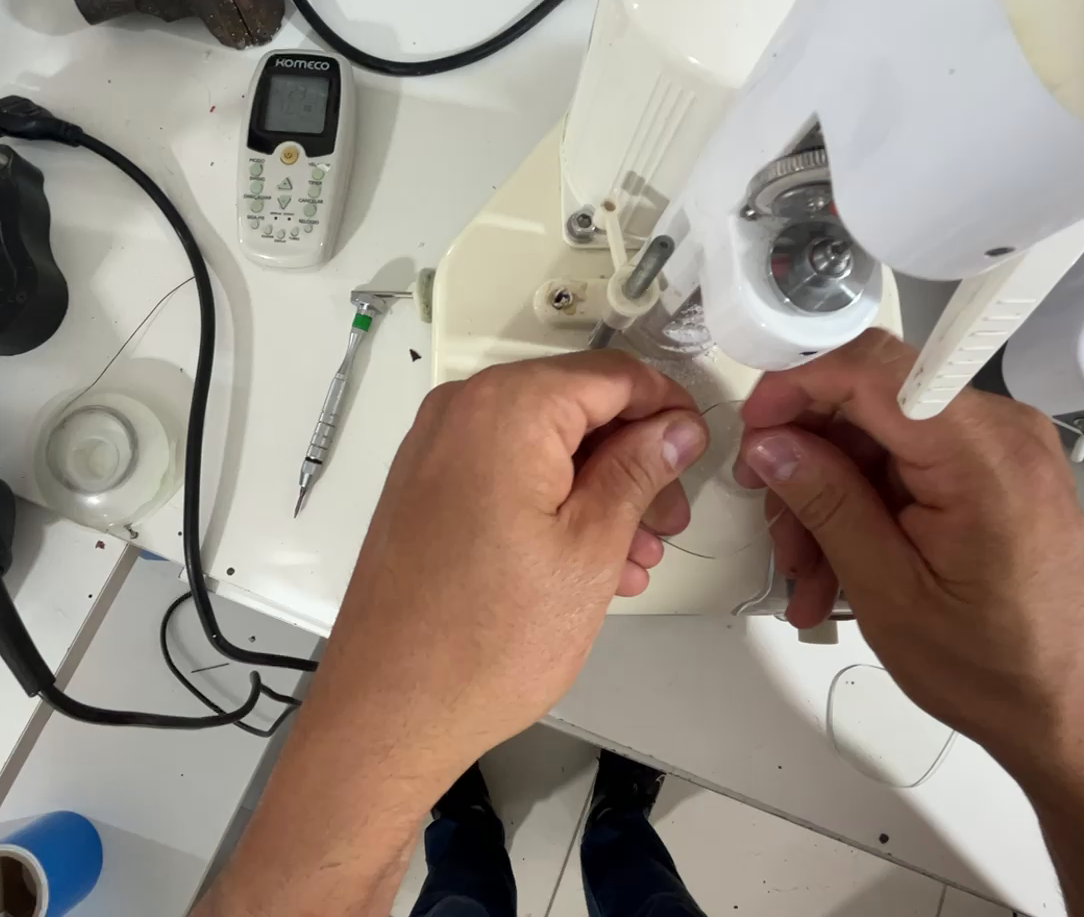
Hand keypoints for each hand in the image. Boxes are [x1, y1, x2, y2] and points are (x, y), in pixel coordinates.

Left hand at [312, 351, 707, 781]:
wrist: (388, 709)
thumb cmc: (489, 638)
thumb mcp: (591, 546)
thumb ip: (639, 470)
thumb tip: (676, 427)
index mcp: (507, 407)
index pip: (612, 375)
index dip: (666, 406)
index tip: (696, 447)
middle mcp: (462, 409)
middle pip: (575, 408)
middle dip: (632, 459)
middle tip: (668, 520)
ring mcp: (436, 446)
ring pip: (543, 443)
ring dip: (597, 488)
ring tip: (633, 556)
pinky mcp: (425, 484)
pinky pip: (504, 469)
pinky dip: (550, 498)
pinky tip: (585, 559)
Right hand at [735, 330, 1083, 760]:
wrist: (1072, 710)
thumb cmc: (994, 668)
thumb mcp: (887, 590)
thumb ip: (826, 502)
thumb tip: (767, 444)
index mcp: (983, 456)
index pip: (872, 369)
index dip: (797, 383)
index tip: (753, 430)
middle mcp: (996, 430)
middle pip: (864, 401)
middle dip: (802, 454)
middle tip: (768, 514)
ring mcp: (991, 446)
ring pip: (868, 436)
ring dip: (821, 492)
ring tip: (804, 568)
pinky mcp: (982, 467)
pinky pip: (893, 462)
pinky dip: (854, 503)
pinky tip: (831, 565)